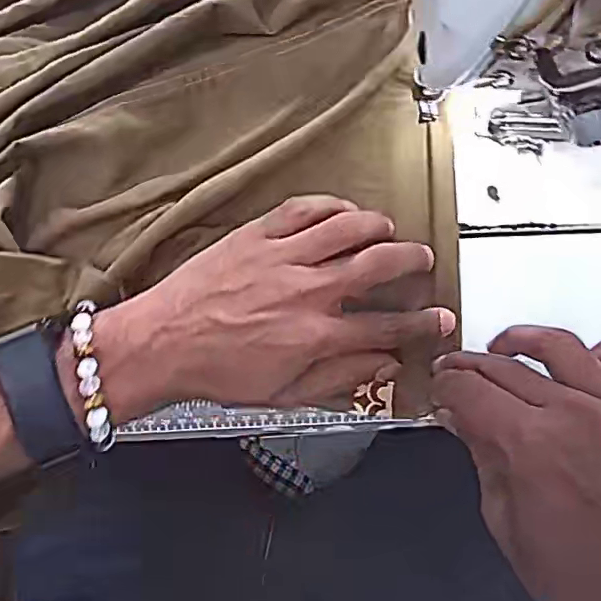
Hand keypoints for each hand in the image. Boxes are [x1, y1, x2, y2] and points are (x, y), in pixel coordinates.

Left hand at [90, 195, 454, 418]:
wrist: (162, 342)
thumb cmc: (215, 371)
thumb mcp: (284, 394)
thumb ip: (339, 377)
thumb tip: (380, 365)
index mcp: (315, 335)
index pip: (386, 326)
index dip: (421, 323)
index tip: (438, 318)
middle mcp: (305, 291)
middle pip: (377, 265)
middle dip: (411, 261)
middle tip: (422, 260)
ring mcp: (281, 258)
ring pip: (345, 229)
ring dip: (376, 226)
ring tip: (388, 230)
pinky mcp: (256, 236)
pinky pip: (302, 210)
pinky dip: (330, 206)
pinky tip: (342, 210)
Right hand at [432, 327, 600, 600]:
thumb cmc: (586, 598)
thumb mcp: (510, 530)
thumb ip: (485, 461)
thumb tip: (463, 420)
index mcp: (530, 445)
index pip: (468, 388)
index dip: (443, 385)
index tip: (437, 389)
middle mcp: (577, 415)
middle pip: (506, 366)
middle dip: (470, 366)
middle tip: (456, 374)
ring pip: (565, 347)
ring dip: (524, 340)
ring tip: (505, 348)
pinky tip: (597, 359)